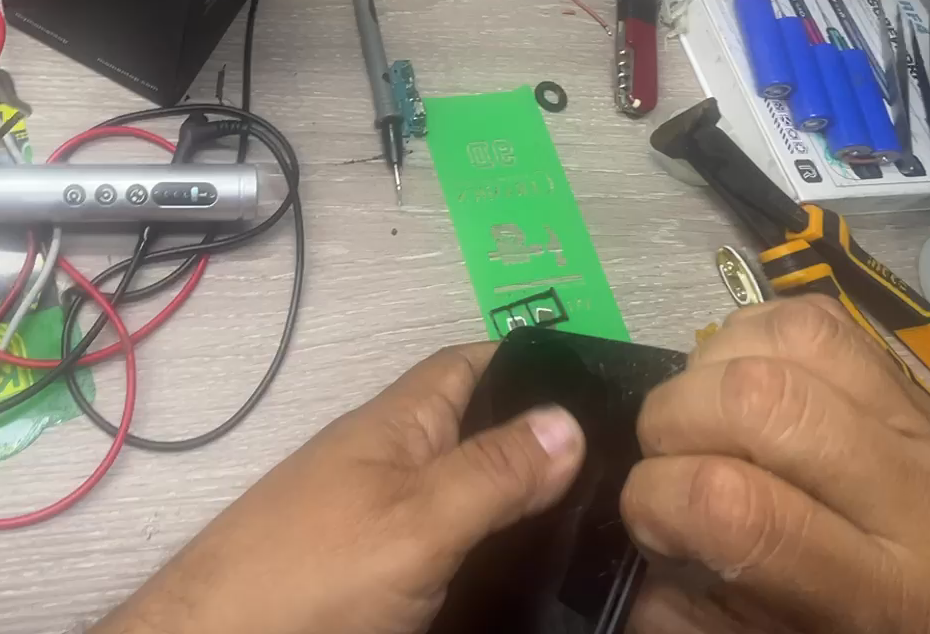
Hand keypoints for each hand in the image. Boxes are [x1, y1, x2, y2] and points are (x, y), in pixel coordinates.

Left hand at [93, 343, 584, 633]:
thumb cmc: (320, 567)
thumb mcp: (417, 519)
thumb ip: (490, 472)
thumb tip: (568, 416)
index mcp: (398, 423)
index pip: (464, 365)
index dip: (523, 362)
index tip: (595, 385)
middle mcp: (388, 455)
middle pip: (469, 426)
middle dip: (533, 438)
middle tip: (609, 472)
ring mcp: (377, 508)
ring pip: (460, 484)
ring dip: (513, 494)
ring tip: (585, 523)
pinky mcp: (372, 560)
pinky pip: (444, 532)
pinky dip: (485, 539)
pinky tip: (519, 567)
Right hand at [621, 297, 929, 633]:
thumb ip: (694, 619)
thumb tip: (630, 576)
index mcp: (889, 595)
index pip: (737, 507)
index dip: (656, 501)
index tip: (650, 526)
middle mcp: (917, 495)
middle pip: (759, 400)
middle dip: (673, 419)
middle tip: (669, 460)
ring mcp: (919, 422)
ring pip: (787, 339)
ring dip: (709, 368)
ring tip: (704, 416)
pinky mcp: (904, 379)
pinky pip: (808, 317)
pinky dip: (749, 334)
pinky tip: (738, 375)